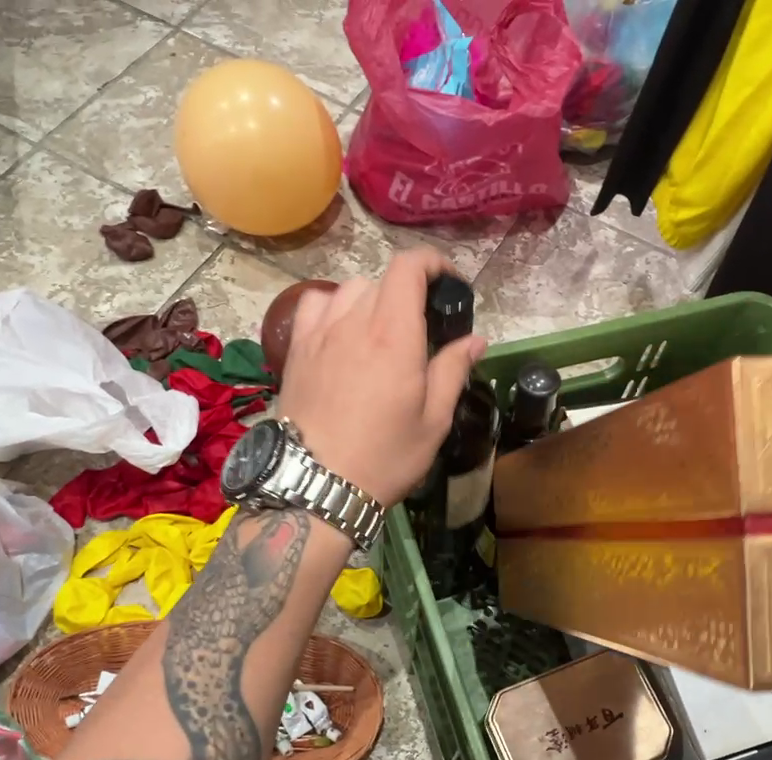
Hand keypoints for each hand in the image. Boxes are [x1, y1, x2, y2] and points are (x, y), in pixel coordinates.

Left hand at [276, 249, 485, 505]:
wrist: (317, 484)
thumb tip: (475, 340)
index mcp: (394, 335)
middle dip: (407, 292)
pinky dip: (333, 307)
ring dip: (371, 300)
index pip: (409, 268)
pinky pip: (314, 306)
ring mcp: (319, 333)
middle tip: (420, 326)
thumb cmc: (384, 457)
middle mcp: (354, 322)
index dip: (432, 264)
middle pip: (382, 279)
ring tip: (381, 331)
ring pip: (348, 290)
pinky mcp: (296, 349)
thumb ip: (453, 371)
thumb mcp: (433, 421)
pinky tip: (341, 331)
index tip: (448, 283)